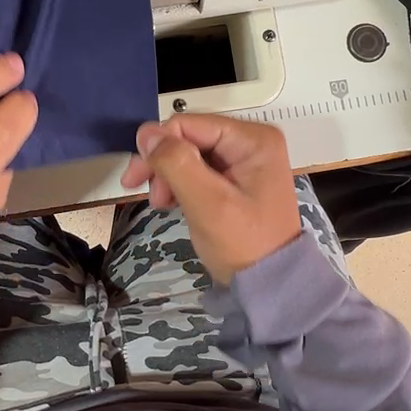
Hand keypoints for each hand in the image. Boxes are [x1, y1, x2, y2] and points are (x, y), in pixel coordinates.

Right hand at [119, 114, 301, 283]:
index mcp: (252, 139)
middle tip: (151, 197)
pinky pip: (198, 169)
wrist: (273, 285)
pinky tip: (174, 203)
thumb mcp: (208, 204)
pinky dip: (181, 184)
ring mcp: (244, 160)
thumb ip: (176, 164)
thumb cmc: (245, 245)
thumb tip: (146, 133)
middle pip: (188, 137)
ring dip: (169, 176)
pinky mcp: (236, 178)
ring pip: (189, 153)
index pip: (188, 124)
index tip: (137, 180)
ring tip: (163, 204)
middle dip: (163, 164)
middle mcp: (250, 141)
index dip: (158, 147)